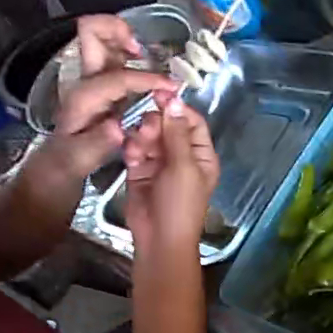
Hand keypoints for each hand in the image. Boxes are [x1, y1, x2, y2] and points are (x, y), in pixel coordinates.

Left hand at [44, 16, 171, 176]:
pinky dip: (128, 55)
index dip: (147, 79)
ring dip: (123, 39)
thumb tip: (118, 127)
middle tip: (140, 51)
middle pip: (91, 31)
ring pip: (103, 39)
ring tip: (144, 57)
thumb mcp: (78, 161)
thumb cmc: (66, 164)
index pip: (119, 76)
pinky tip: (143, 74)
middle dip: (117, 30)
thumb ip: (97, 144)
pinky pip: (113, 58)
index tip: (170, 88)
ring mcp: (91, 81)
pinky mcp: (99, 87)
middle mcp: (85, 81)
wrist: (54, 169)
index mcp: (83, 96)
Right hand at [123, 95, 218, 250]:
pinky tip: (131, 156)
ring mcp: (160, 165)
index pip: (192, 122)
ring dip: (142, 138)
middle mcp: (181, 157)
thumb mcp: (183, 166)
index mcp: (201, 156)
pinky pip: (135, 151)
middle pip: (167, 126)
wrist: (159, 238)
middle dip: (155, 124)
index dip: (177, 108)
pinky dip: (132, 150)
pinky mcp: (140, 172)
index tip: (159, 94)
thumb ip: (176, 133)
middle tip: (146, 128)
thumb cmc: (179, 204)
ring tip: (137, 147)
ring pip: (149, 137)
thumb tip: (174, 101)